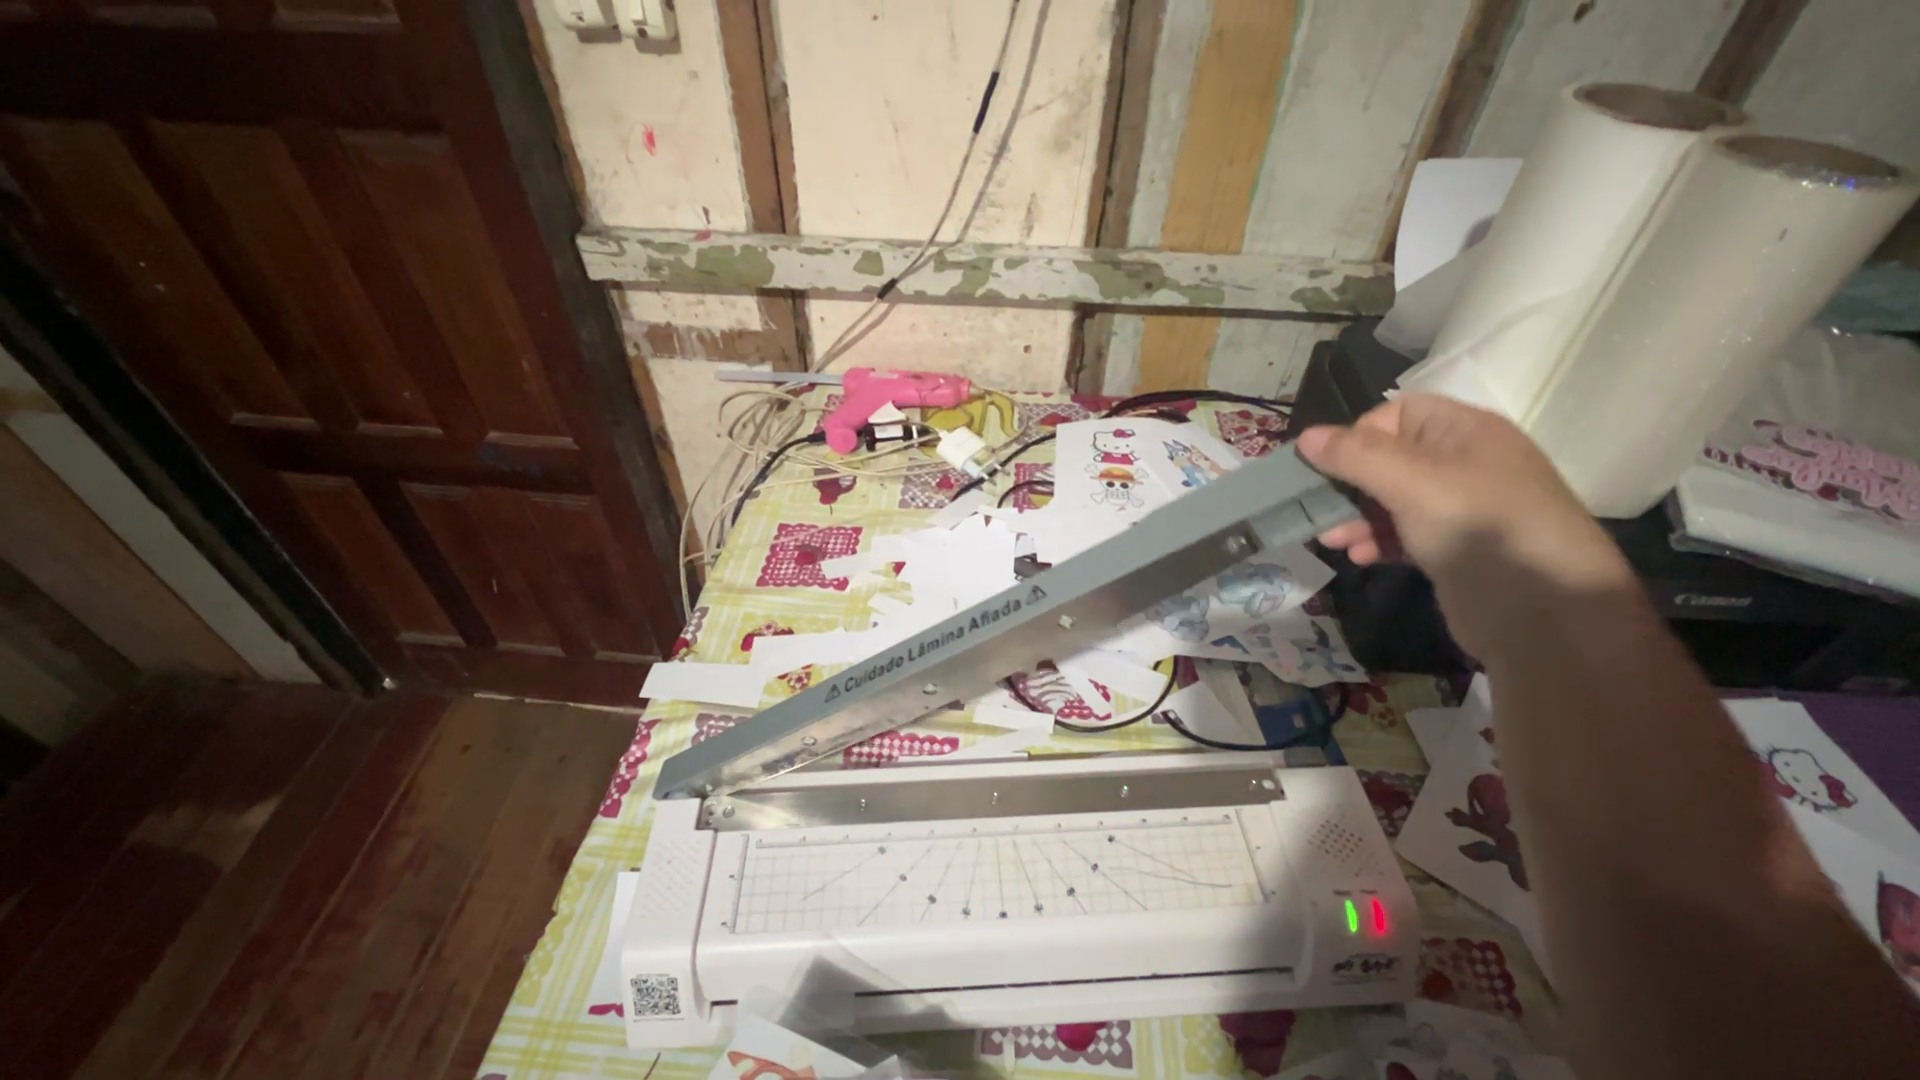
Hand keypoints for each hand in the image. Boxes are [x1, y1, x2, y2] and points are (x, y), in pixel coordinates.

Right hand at [1295, 394, 1633, 654]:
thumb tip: (1306, 436)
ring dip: (1355, 516)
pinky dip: (1377, 541)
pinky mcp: (1454, 549)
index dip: (1356, 436)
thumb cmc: (1478, 527)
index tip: (1327, 468)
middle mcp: (1463, 463)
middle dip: (1347, 483)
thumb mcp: (1411, 482)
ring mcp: (1461, 509)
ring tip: (1328, 540)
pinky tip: (1358, 556)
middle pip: (1387, 459)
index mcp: (1463, 431)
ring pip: (1391, 500)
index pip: (1395, 414)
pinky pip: (1404, 534)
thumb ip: (1355, 456)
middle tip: (1314, 507)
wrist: (1545, 612)